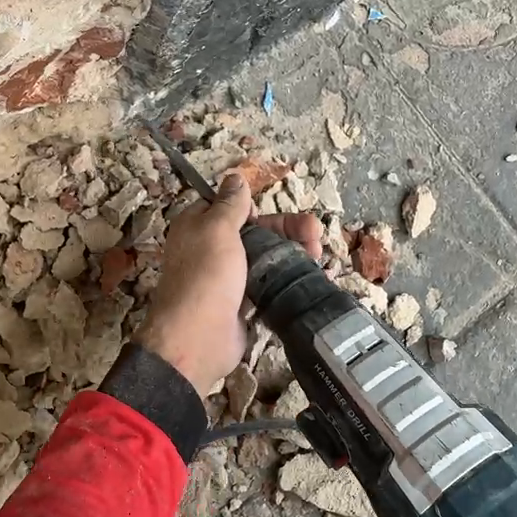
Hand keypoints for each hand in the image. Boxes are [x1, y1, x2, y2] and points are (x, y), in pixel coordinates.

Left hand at [137, 173, 321, 395]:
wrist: (197, 339)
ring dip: (292, 253)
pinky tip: (310, 277)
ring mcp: (227, 278)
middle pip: (255, 232)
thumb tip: (235, 177)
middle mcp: (211, 249)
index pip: (230, 207)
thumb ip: (230, 204)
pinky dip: (287, 279)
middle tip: (315, 233)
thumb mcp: (217, 229)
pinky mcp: (242, 303)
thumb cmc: (206, 275)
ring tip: (319, 254)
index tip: (271, 214)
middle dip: (287, 229)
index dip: (254, 208)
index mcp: (198, 226)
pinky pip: (268, 285)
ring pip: (265, 258)